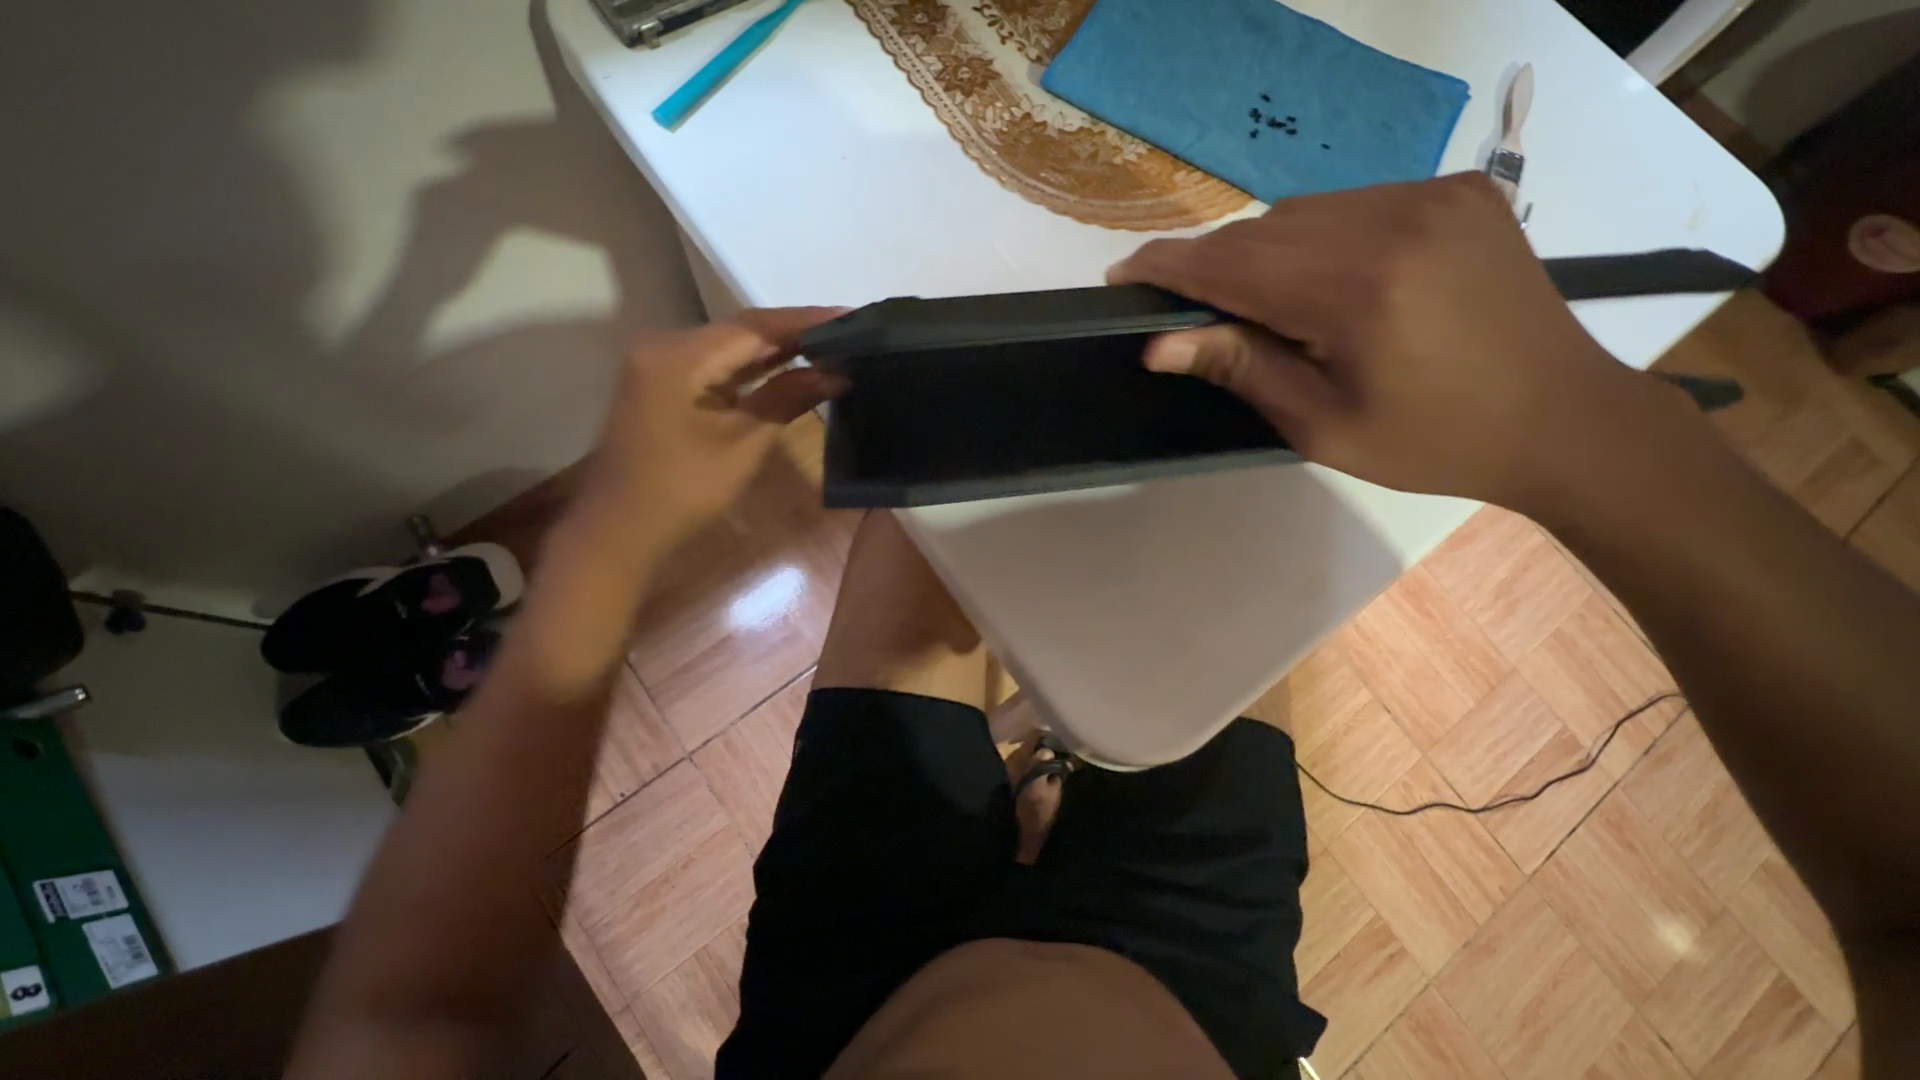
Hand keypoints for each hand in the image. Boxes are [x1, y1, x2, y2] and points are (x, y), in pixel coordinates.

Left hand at [578, 307, 847, 551]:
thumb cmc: (683, 491)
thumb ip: (787, 398)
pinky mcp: (664, 383)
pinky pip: (716, 365)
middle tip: (849, 331)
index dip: (806, 321)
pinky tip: (789, 365)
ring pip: (729, 345)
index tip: (853, 316)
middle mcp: (665, 345)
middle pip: (741, 330)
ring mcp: (661, 363)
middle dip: (795, 331)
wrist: (620, 530)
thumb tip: (836, 372)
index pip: (755, 327)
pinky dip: (752, 366)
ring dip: (776, 348)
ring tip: (830, 345)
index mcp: (679, 356)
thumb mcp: (743, 444)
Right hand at [1108, 173, 1678, 510]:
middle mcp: (1394, 220)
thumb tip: (1160, 343)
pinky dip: (1317, 234)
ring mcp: (1432, 195)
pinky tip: (1323, 279)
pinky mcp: (1457, 188)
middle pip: (1262, 229)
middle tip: (1183, 306)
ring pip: (1303, 210)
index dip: (1169, 267)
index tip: (1121, 275)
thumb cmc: (1433, 441)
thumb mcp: (1323, 424)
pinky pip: (1353, 202)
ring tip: (1258, 301)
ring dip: (1264, 249)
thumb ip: (1241, 369)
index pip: (1232, 262)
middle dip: (1213, 265)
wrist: (1561, 417)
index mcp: (1358, 289)